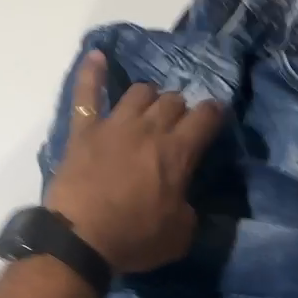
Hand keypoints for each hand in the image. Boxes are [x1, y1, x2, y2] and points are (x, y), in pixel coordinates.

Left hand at [45, 50, 223, 273]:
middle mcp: (149, 129)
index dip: (215, 113)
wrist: (80, 240)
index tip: (217, 117)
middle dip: (181, 109)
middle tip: (179, 125)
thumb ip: (189, 210)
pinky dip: (92, 73)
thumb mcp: (179, 235)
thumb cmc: (134, 239)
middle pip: (173, 101)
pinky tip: (97, 57)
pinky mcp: (83, 131)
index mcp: (177, 152)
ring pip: (139, 92)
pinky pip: (87, 94)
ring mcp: (114, 125)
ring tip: (149, 109)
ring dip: (150, 97)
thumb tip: (185, 201)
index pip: (206, 117)